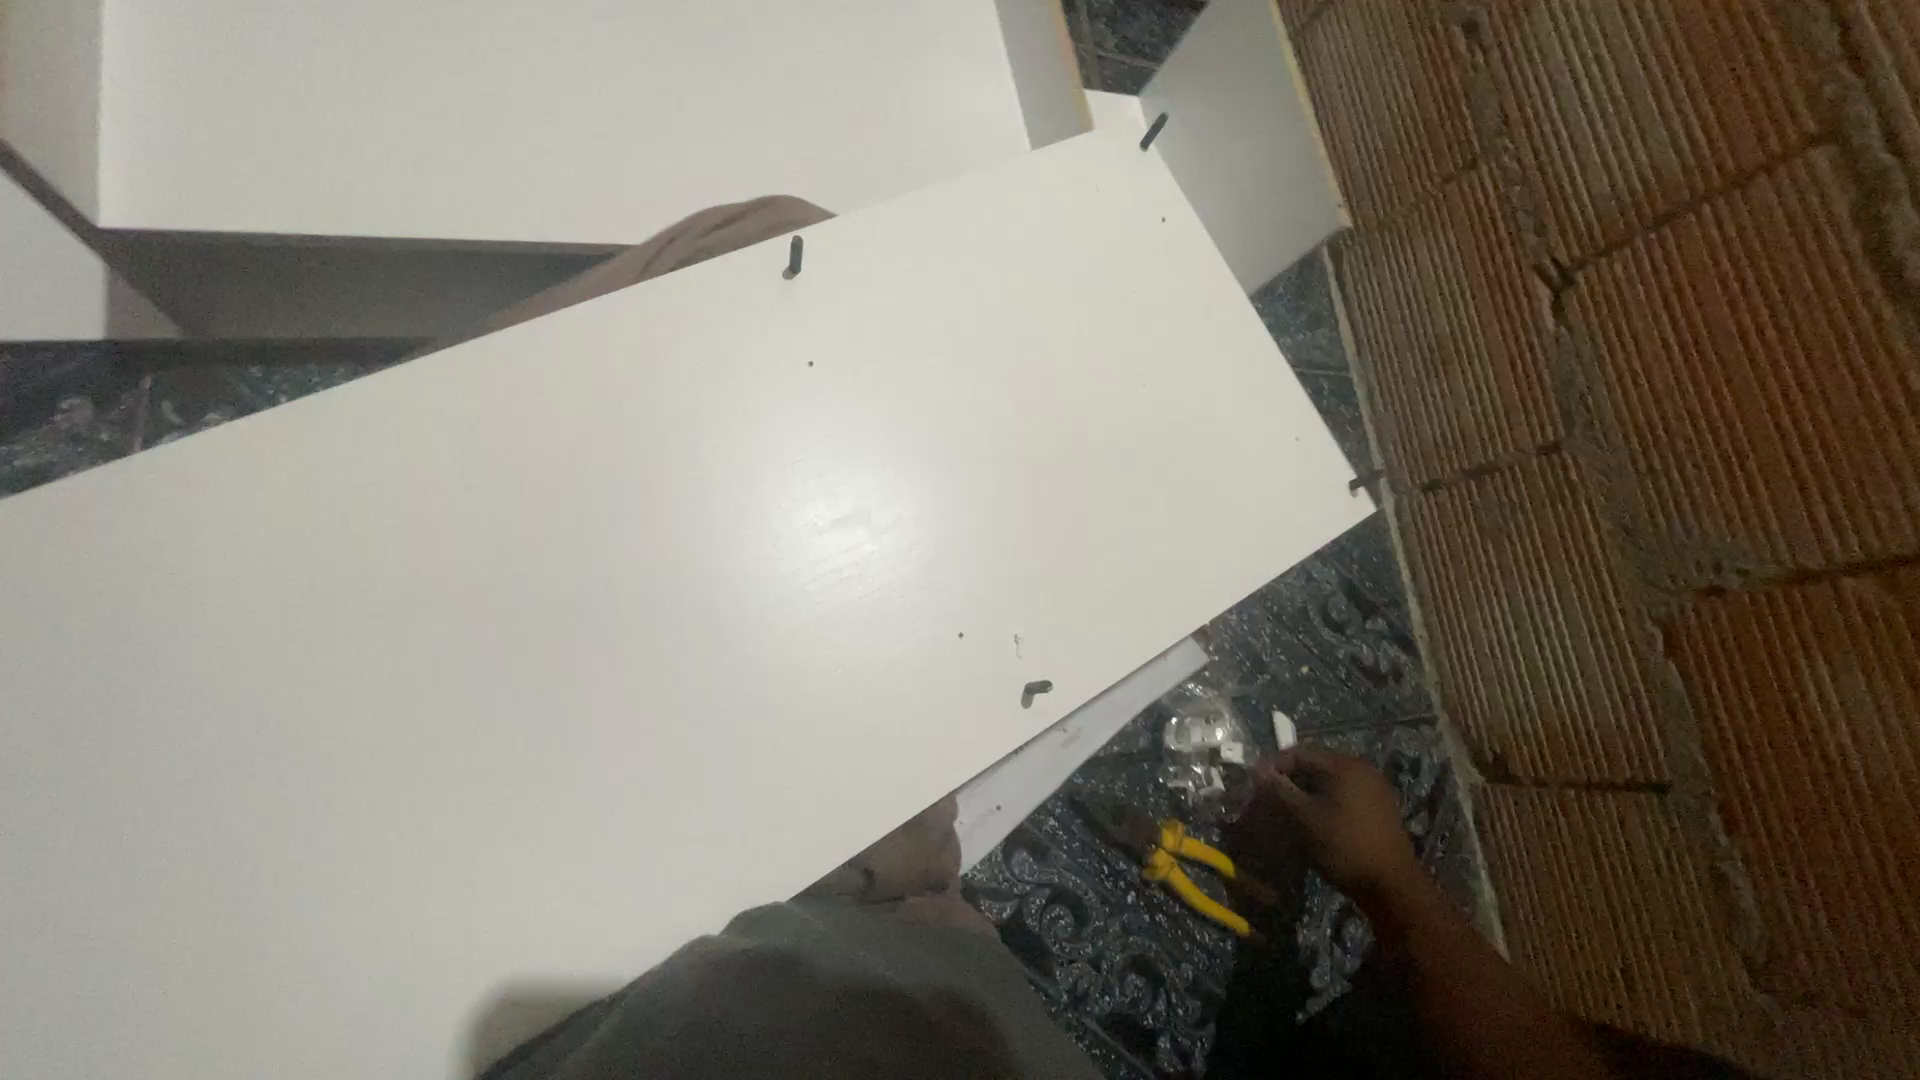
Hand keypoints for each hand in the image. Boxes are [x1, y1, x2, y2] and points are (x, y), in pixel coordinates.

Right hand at [1253, 745, 1422, 907]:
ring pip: (1326, 781)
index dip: (1273, 766)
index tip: (1254, 784)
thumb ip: (1279, 790)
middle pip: (1313, 765)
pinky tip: (1311, 820)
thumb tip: (1256, 771)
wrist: (1393, 887)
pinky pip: (1341, 794)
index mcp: (1345, 765)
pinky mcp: (1377, 808)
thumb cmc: (1345, 846)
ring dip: (1303, 792)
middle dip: (1288, 779)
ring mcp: (1373, 789)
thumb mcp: (1305, 817)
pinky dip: (1321, 802)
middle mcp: (1361, 770)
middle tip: (1268, 799)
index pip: (1298, 752)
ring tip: (1286, 811)